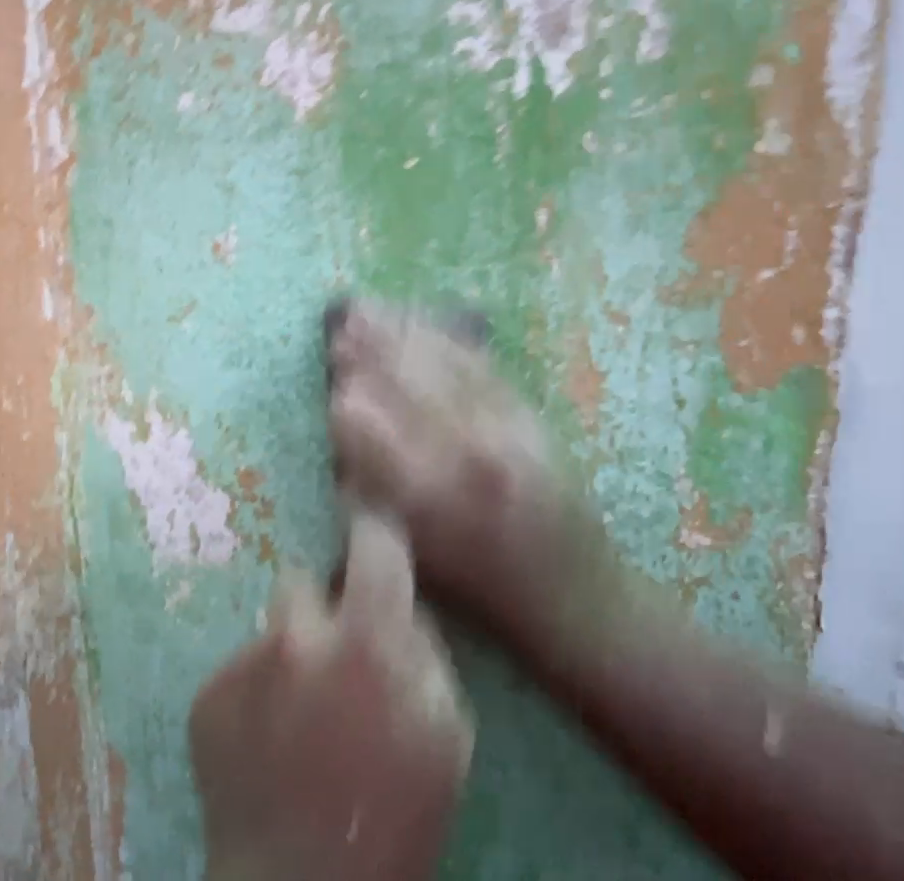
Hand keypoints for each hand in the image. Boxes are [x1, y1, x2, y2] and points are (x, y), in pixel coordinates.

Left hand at [188, 516, 474, 880]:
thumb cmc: (395, 818)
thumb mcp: (448, 735)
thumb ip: (421, 653)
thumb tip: (397, 608)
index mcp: (368, 642)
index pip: (373, 545)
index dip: (375, 529)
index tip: (372, 524)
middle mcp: (297, 635)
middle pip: (303, 578)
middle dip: (322, 604)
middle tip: (335, 650)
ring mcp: (243, 662)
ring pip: (271, 627)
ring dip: (289, 651)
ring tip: (299, 712)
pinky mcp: (206, 693)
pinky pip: (240, 669)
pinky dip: (256, 690)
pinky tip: (268, 739)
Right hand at [323, 297, 563, 581]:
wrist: (572, 595)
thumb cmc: (475, 589)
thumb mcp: (405, 554)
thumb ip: (368, 494)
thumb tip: (341, 435)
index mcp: (422, 495)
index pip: (366, 424)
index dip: (344, 397)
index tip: (331, 379)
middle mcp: (463, 453)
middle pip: (403, 380)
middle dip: (368, 348)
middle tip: (342, 320)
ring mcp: (503, 430)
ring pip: (441, 365)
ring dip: (401, 333)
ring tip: (369, 307)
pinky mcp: (531, 419)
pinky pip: (480, 367)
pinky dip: (446, 340)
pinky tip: (422, 321)